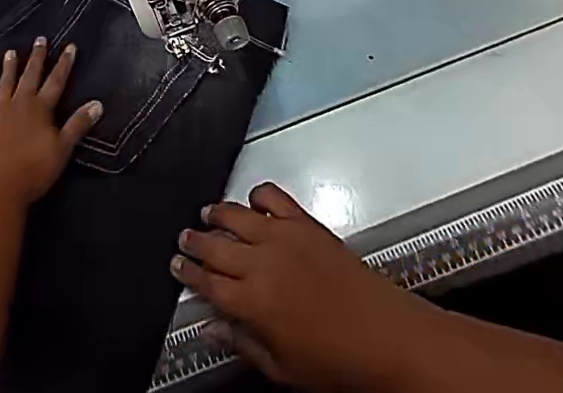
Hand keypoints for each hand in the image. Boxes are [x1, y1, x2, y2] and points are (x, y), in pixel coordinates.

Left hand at [0, 38, 102, 207]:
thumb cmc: (33, 170)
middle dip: (37, 58)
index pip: (56, 81)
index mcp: (41, 109)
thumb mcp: (62, 149)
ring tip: (11, 52)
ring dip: (9, 68)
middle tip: (40, 40)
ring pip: (6, 84)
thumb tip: (97, 103)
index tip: (69, 47)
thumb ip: (78, 125)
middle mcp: (20, 104)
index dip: (64, 64)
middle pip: (30, 76)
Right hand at [171, 183, 439, 391]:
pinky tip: (254, 201)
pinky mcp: (305, 222)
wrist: (385, 337)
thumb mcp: (283, 368)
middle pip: (215, 244)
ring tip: (207, 213)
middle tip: (184, 237)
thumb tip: (212, 327)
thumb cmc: (338, 360)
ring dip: (218, 213)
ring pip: (236, 215)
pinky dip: (260, 194)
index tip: (177, 265)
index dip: (187, 272)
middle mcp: (262, 264)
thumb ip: (242, 342)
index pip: (206, 282)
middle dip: (195, 240)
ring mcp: (284, 237)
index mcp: (253, 303)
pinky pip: (273, 196)